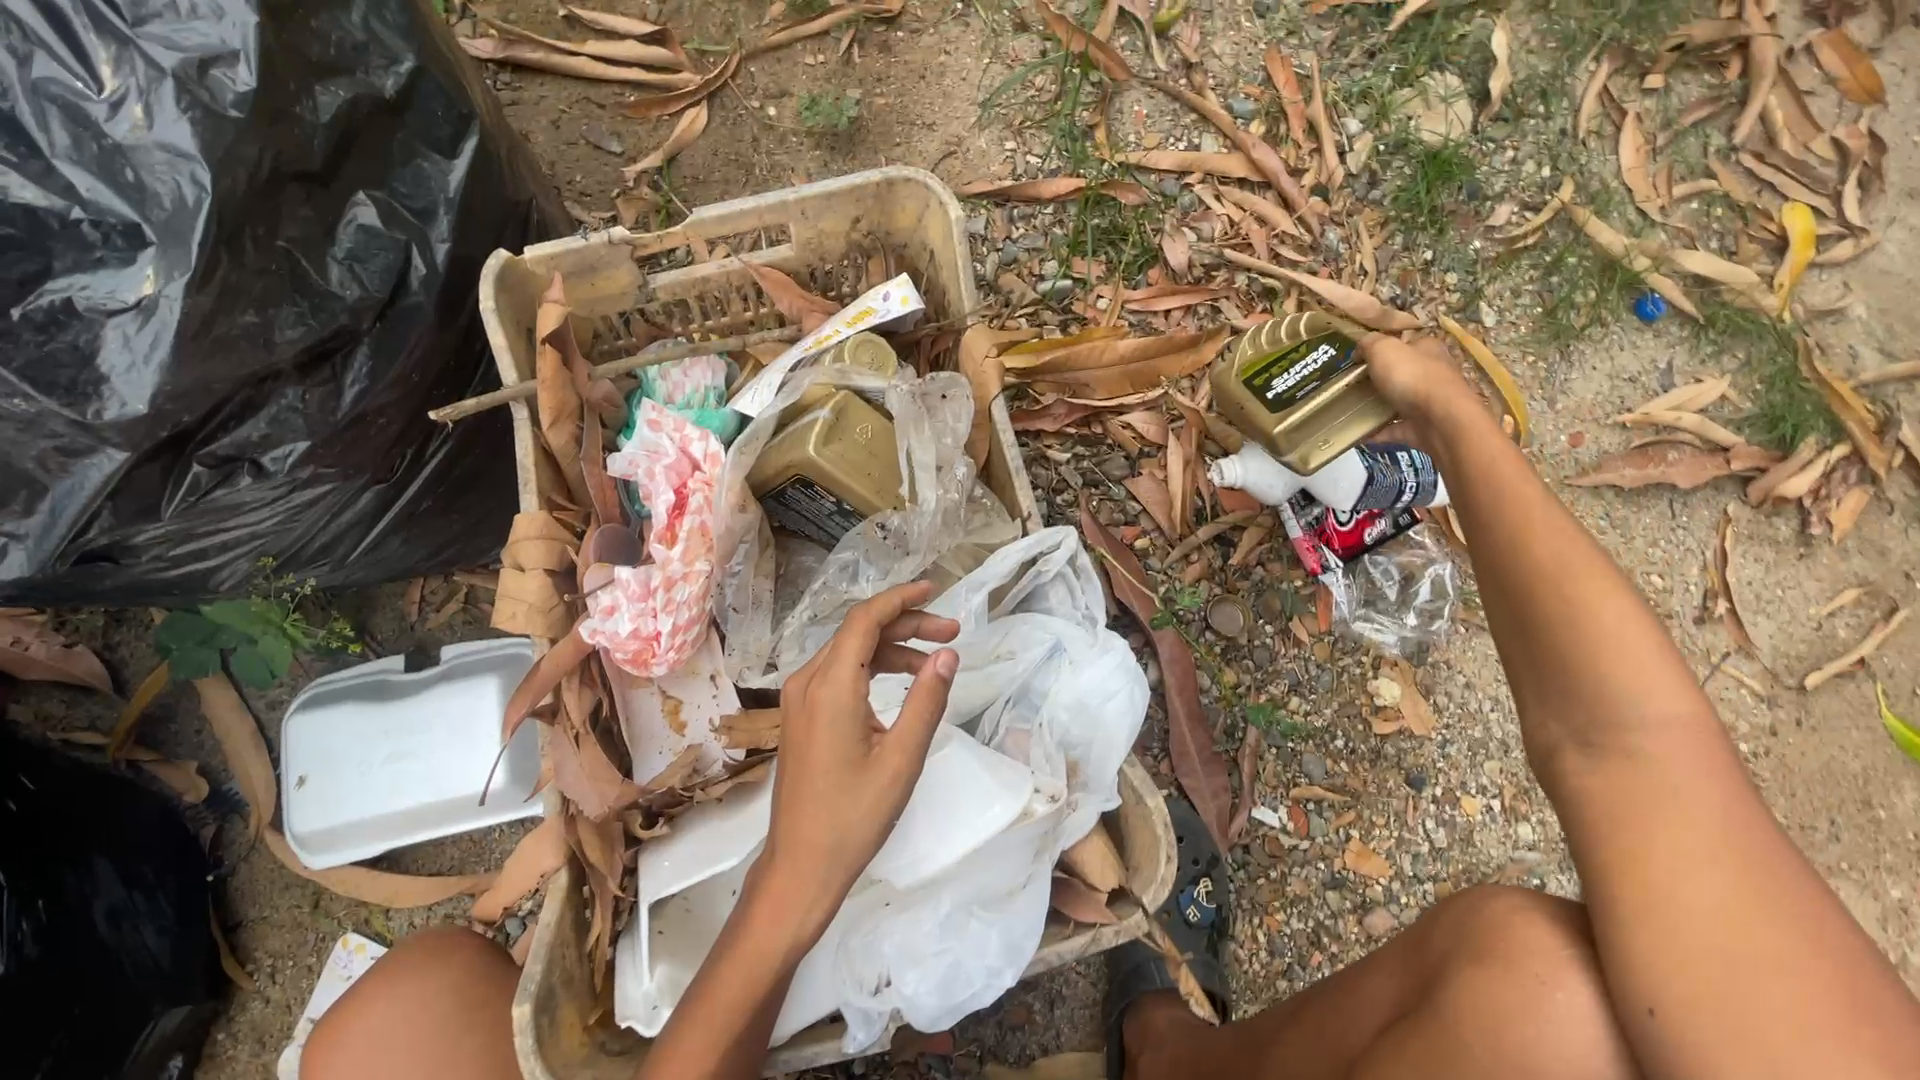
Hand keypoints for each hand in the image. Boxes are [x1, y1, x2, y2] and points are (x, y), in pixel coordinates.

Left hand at [759, 581, 959, 926]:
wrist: (801, 865)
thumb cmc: (854, 817)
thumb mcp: (902, 759)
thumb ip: (927, 700)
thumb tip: (947, 654)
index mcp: (830, 686)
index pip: (865, 620)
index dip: (901, 599)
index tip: (936, 590)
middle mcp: (807, 682)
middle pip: (858, 632)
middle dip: (906, 625)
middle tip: (952, 633)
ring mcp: (798, 700)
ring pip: (848, 652)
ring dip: (891, 649)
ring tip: (935, 661)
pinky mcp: (800, 717)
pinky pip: (838, 675)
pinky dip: (872, 669)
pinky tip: (901, 686)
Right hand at [1360, 332, 1480, 422]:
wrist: (1441, 420)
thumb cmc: (1412, 377)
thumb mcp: (1384, 348)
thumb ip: (1370, 343)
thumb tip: (1361, 346)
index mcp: (1427, 349)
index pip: (1405, 343)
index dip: (1382, 349)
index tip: (1358, 360)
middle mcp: (1432, 373)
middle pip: (1402, 373)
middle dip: (1378, 380)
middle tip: (1351, 386)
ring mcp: (1429, 402)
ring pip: (1399, 402)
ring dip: (1378, 407)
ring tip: (1351, 411)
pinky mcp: (1423, 427)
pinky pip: (1395, 428)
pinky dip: (1378, 431)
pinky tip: (1360, 435)